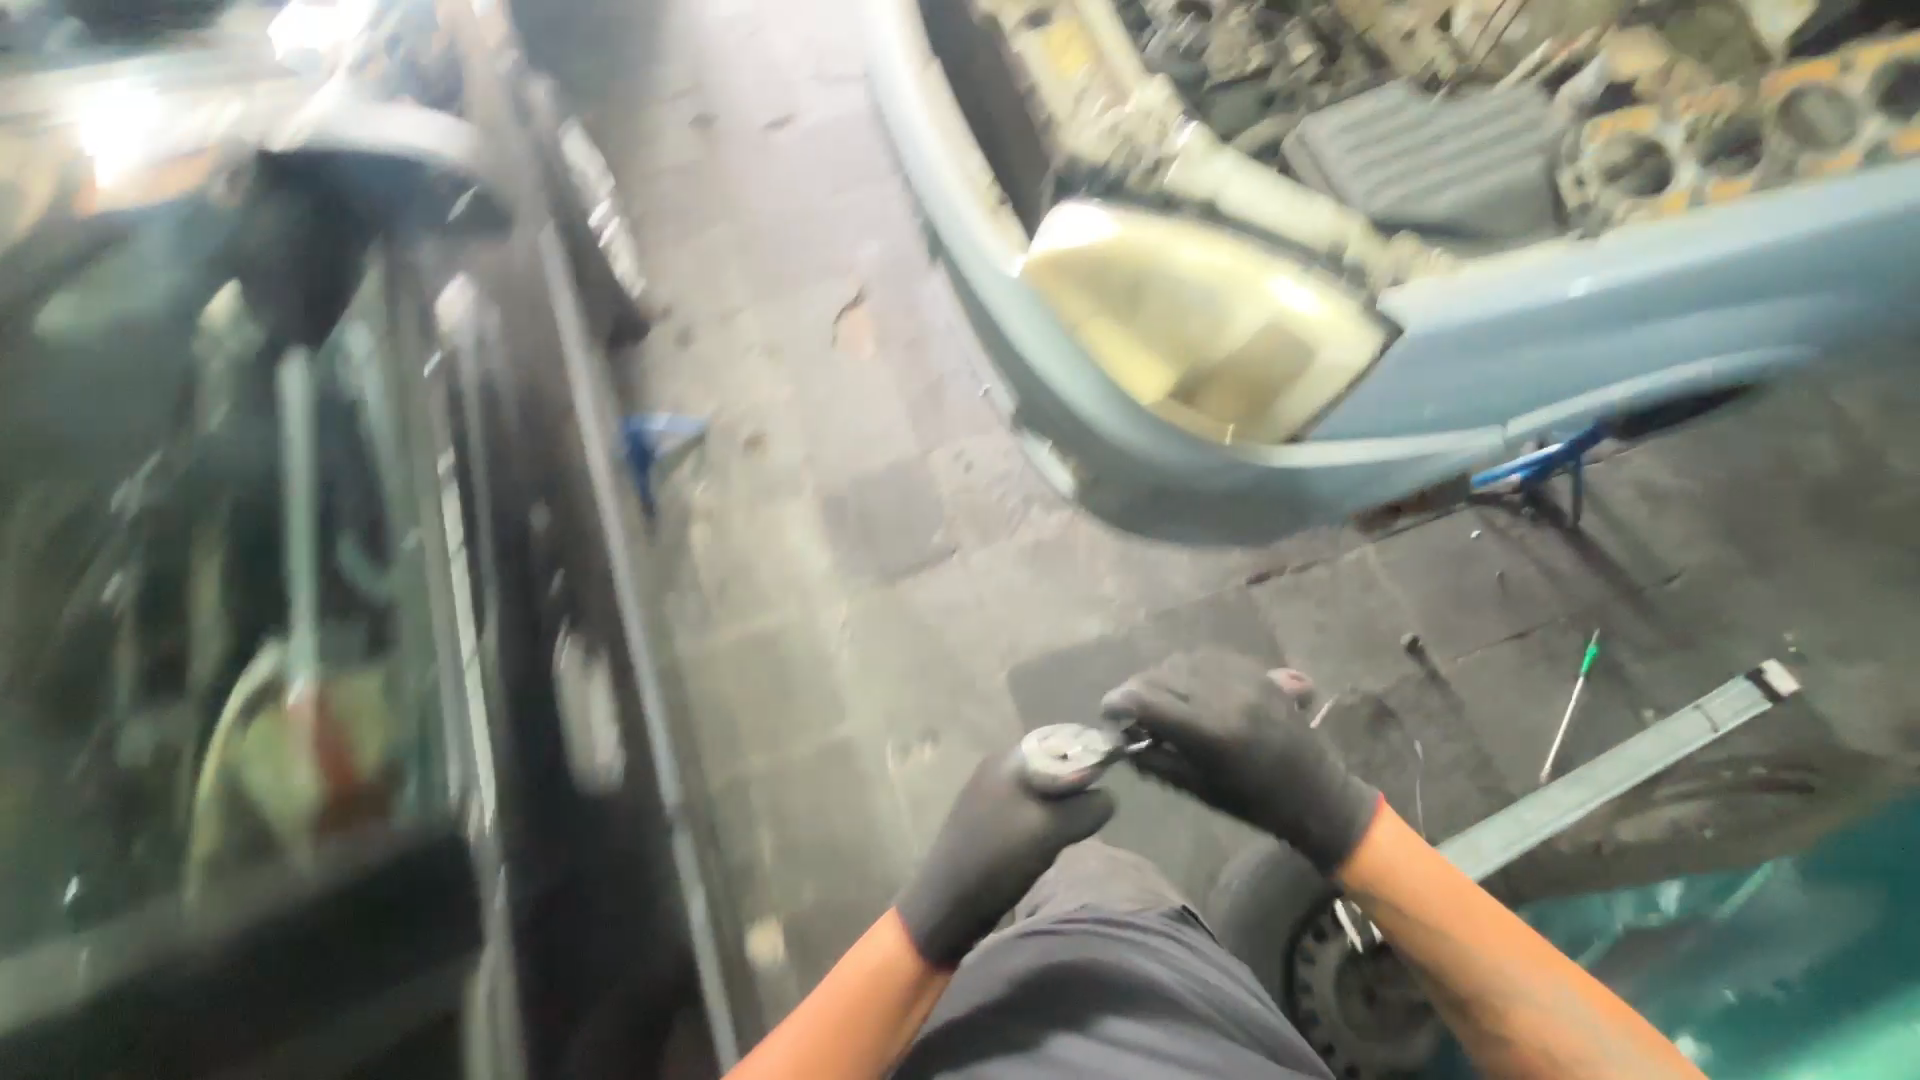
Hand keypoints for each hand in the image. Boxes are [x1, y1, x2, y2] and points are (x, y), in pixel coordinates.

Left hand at [894, 743, 1113, 966]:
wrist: (947, 903)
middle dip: (1078, 782)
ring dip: (1063, 804)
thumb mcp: (1052, 829)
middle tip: (1096, 806)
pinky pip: (1029, 808)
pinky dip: (1047, 819)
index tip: (1116, 772)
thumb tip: (1107, 797)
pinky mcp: (989, 820)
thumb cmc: (998, 858)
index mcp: (1009, 759)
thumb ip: (1086, 806)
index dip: (1090, 752)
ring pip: (1043, 787)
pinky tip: (1053, 841)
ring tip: (1078, 827)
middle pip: (1053, 762)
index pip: (1061, 739)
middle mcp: (998, 768)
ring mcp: (991, 794)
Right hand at [1101, 650, 1379, 874]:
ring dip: (1161, 677)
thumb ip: (1154, 759)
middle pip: (1160, 676)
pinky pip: (1209, 656)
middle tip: (1129, 712)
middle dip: (1136, 690)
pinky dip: (1188, 669)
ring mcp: (1245, 678)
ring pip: (1182, 660)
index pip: (1146, 699)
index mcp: (1211, 731)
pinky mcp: (1259, 671)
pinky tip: (1187, 688)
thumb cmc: (1255, 803)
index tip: (1107, 713)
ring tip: (1159, 699)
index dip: (1118, 702)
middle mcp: (1226, 695)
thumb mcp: (1196, 789)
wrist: (1318, 794)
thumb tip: (1121, 739)